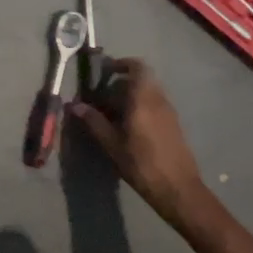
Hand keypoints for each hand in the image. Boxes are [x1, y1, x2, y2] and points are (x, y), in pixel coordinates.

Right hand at [70, 58, 209, 221]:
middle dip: (121, 84)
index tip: (105, 72)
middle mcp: (159, 99)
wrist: (178, 188)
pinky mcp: (174, 124)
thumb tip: (75, 105)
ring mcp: (169, 111)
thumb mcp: (112, 144)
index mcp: (143, 99)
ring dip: (131, 96)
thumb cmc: (142, 164)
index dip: (121, 64)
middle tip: (102, 98)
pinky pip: (155, 104)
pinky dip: (141, 106)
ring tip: (112, 115)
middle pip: (141, 79)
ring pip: (149, 92)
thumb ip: (94, 121)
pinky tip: (129, 128)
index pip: (137, 67)